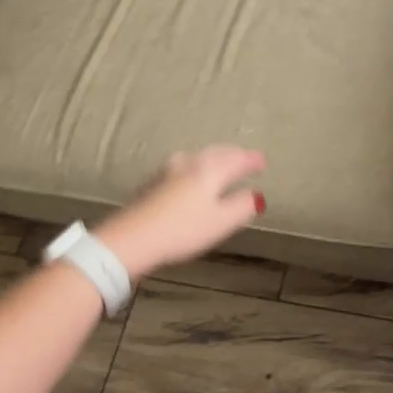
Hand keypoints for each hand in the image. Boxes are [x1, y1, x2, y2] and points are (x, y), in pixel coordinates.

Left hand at [92, 146, 264, 277]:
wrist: (131, 239)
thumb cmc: (182, 230)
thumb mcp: (221, 222)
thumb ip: (242, 206)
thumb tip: (257, 196)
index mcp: (210, 170)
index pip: (236, 160)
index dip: (251, 160)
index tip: (262, 161)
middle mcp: (189, 164)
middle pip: (215, 153)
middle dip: (232, 154)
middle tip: (244, 158)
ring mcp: (167, 172)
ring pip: (196, 158)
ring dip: (212, 158)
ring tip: (219, 163)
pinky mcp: (152, 184)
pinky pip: (182, 167)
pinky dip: (195, 168)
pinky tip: (190, 177)